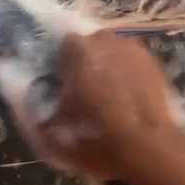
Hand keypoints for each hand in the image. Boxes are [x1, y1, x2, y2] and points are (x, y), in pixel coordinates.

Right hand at [26, 31, 184, 180]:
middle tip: (86, 90)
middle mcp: (103, 39)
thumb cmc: (97, 136)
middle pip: (90, 43)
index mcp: (77, 49)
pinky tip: (130, 94)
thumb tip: (32, 111)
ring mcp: (130, 46)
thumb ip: (38, 116)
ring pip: (112, 49)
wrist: (147, 146)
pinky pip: (132, 59)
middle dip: (87, 61)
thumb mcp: (57, 135)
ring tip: (110, 93)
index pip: (63, 44)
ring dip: (108, 63)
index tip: (64, 83)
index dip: (63, 63)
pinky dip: (128, 71)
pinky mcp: (151, 59)